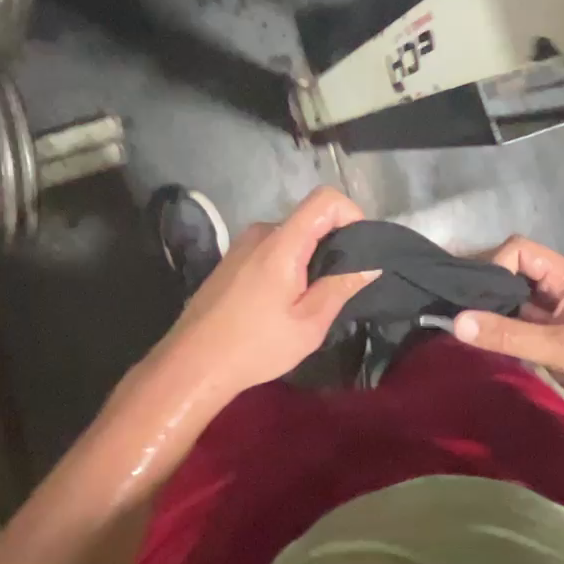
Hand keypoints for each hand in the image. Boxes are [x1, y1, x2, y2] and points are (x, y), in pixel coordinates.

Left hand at [149, 187, 378, 402]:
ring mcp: (243, 244)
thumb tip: (372, 263)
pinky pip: (272, 248)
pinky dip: (288, 265)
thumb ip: (341, 286)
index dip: (351, 214)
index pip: (325, 199)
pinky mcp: (232, 259)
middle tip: (339, 286)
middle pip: (309, 219)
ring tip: (309, 301)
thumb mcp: (309, 324)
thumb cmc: (255, 346)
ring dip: (309, 259)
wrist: (192, 364)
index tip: (361, 249)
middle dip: (333, 245)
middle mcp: (261, 232)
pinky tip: (281, 304)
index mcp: (281, 242)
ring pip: (291, 237)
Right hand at [454, 236, 563, 446]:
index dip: (495, 263)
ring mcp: (551, 317)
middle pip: (511, 271)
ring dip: (486, 308)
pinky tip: (473, 339)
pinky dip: (494, 329)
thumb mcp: (560, 349)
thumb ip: (509, 335)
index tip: (474, 293)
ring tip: (453, 318)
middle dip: (484, 282)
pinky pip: (513, 326)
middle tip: (450, 300)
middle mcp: (556, 291)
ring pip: (510, 300)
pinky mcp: (546, 342)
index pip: (519, 250)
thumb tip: (456, 321)